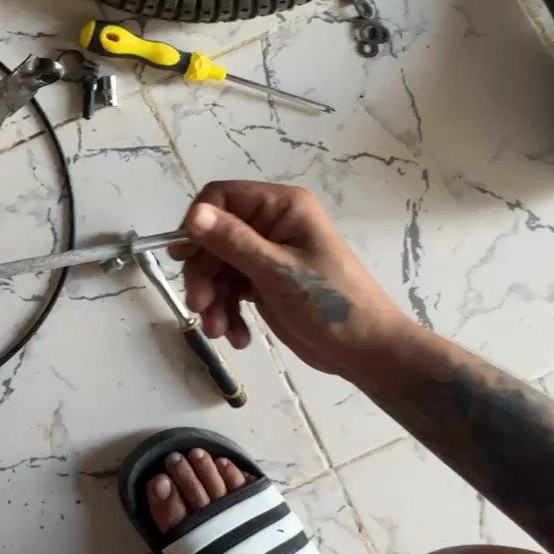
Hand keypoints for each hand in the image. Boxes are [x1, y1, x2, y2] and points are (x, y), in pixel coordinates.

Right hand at [176, 181, 419, 378]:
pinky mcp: (262, 280)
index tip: (184, 256)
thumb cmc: (333, 306)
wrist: (369, 355)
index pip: (221, 198)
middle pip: (213, 237)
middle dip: (204, 274)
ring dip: (213, 298)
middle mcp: (270, 223)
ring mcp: (266, 253)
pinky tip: (235, 334)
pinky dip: (226, 310)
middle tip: (200, 306)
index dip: (198, 224)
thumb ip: (233, 242)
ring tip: (220, 330)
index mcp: (281, 207)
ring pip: (216, 266)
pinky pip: (228, 287)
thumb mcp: (279, 273)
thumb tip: (193, 214)